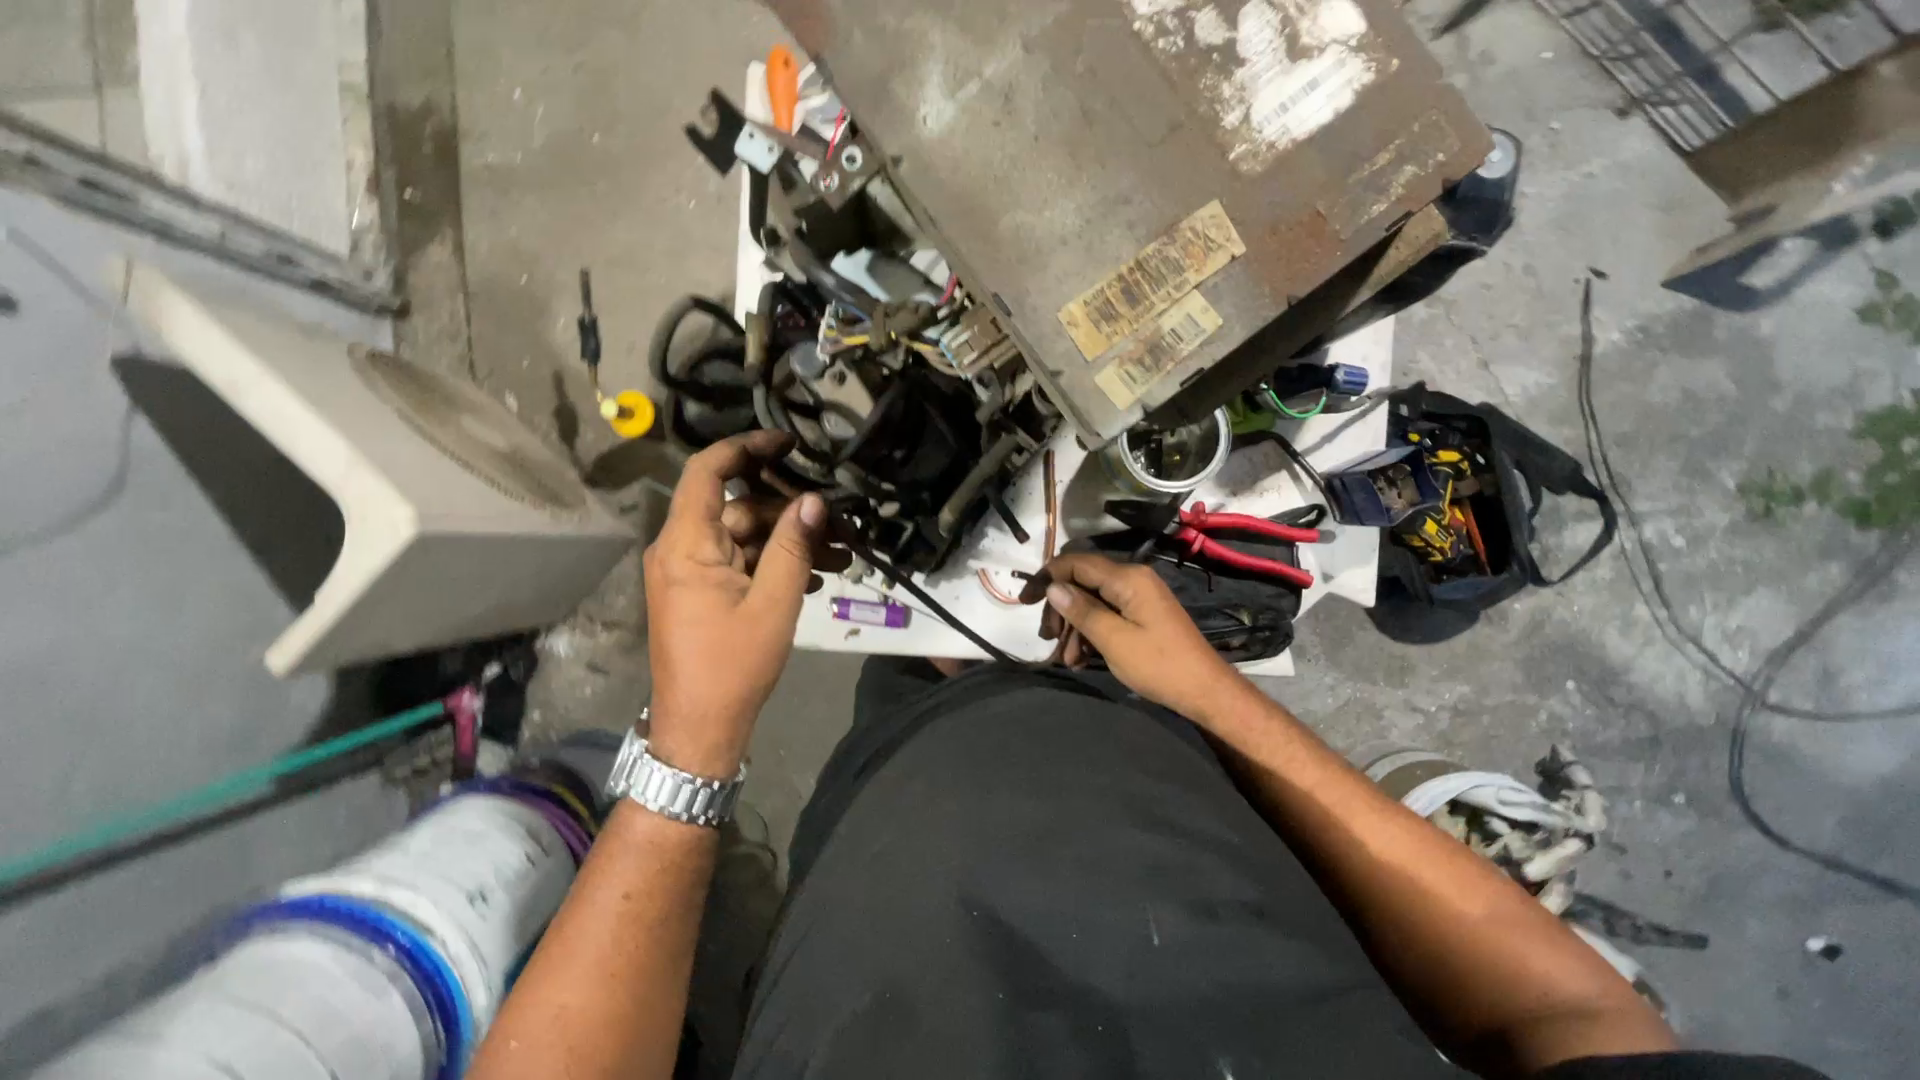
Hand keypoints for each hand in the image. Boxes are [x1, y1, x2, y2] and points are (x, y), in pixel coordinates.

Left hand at [643, 431, 847, 776]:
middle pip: (737, 508)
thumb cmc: (733, 666)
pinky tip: (815, 579)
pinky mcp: (701, 594)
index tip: (788, 444)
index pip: (707, 472)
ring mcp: (689, 574)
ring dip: (790, 544)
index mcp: (686, 545)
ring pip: (744, 538)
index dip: (746, 448)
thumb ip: (794, 547)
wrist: (700, 729)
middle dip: (789, 512)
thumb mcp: (773, 604)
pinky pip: (739, 564)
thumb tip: (813, 500)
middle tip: (839, 522)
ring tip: (840, 558)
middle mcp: (680, 550)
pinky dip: (773, 565)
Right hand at [1023, 554, 1256, 721]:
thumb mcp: (1113, 640)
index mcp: (1128, 578)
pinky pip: (1107, 614)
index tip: (1025, 601)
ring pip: (1092, 601)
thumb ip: (1082, 611)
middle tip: (1048, 639)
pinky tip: (1080, 658)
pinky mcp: (1142, 614)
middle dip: (1060, 609)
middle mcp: (1133, 579)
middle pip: (1082, 582)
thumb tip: (1053, 587)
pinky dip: (1090, 633)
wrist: (1204, 690)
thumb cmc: (1159, 665)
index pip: (1076, 563)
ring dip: (1074, 627)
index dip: (1047, 577)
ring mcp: (1139, 597)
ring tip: (1066, 658)